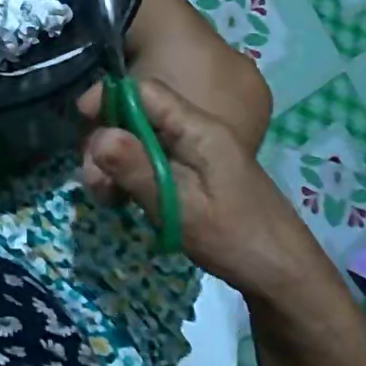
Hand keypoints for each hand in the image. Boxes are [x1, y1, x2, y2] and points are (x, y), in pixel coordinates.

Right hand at [77, 77, 324, 296]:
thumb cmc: (235, 238)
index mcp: (198, 127)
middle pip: (140, 115)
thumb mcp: (180, 207)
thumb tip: (97, 135)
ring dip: (119, 160)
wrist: (284, 274)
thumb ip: (137, 170)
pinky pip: (155, 157)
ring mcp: (198, 150)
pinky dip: (135, 172)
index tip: (81, 119)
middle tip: (94, 180)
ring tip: (107, 195)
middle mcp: (196, 130)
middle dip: (109, 139)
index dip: (111, 97)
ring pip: (144, 138)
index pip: (146, 91)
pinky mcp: (196, 171)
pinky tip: (126, 198)